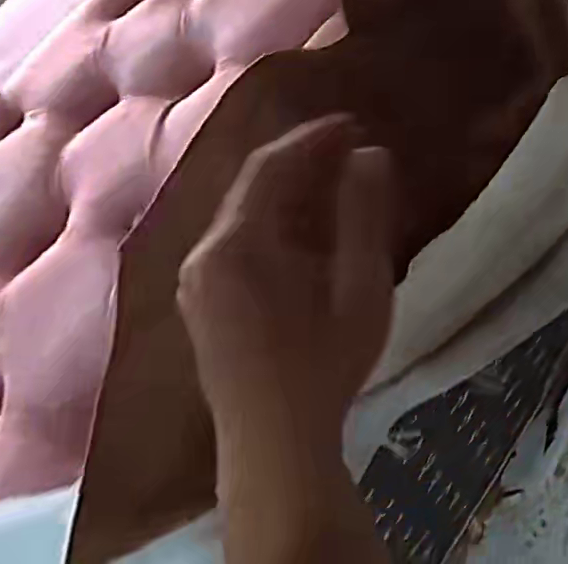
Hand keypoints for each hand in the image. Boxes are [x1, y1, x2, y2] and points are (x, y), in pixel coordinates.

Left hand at [178, 114, 397, 563]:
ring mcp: (198, 279)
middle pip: (253, 183)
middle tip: (354, 141)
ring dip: (292, 183)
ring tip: (340, 172)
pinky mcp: (203, 297)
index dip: (314, 137)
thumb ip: (364, 215)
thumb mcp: (360, 286)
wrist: (275, 445)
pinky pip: (239, 233)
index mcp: (236, 247)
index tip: (356, 122)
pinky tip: (311, 219)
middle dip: (304, 155)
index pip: (270, 167)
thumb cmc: (326, 364)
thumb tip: (370, 153)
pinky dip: (278, 212)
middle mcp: (204, 255)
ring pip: (246, 207)